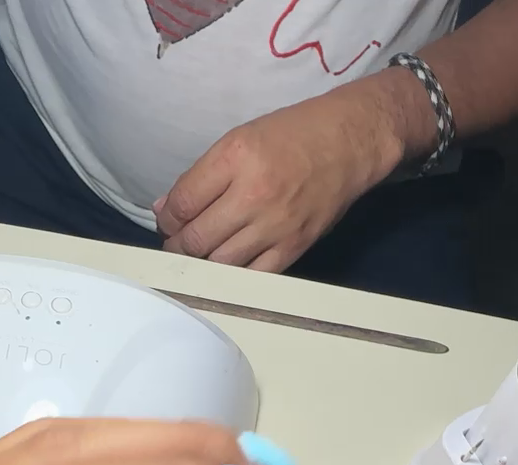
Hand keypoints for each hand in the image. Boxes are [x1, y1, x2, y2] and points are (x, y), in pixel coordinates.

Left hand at [155, 70, 433, 271]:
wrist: (351, 142)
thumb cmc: (294, 135)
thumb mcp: (241, 138)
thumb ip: (202, 176)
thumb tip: (166, 209)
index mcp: (235, 157)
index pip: (182, 203)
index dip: (167, 218)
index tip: (168, 221)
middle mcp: (253, 194)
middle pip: (196, 239)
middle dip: (179, 246)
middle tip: (178, 244)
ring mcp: (274, 226)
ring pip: (219, 264)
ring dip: (202, 264)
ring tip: (200, 256)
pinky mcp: (292, 248)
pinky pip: (252, 276)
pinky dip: (234, 275)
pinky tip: (228, 266)